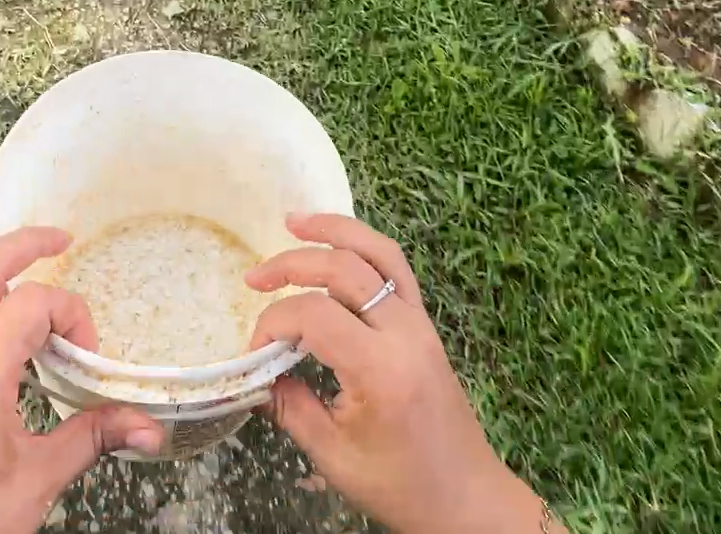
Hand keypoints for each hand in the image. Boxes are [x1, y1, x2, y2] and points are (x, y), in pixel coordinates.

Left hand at [0, 227, 165, 533]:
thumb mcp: (35, 484)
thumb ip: (92, 439)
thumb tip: (151, 427)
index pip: (30, 304)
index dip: (71, 314)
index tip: (90, 358)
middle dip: (25, 244)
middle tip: (64, 239)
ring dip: (4, 282)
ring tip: (44, 300)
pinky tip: (14, 350)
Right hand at [247, 214, 560, 533]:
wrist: (467, 497)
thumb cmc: (401, 484)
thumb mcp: (335, 457)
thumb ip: (291, 407)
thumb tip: (257, 375)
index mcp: (380, 368)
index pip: (315, 315)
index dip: (274, 323)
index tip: (254, 351)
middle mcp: (404, 331)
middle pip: (344, 268)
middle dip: (292, 264)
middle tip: (254, 279)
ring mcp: (419, 320)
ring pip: (379, 251)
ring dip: (335, 230)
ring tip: (295, 222)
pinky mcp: (424, 321)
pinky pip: (395, 267)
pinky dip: (363, 246)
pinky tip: (337, 245)